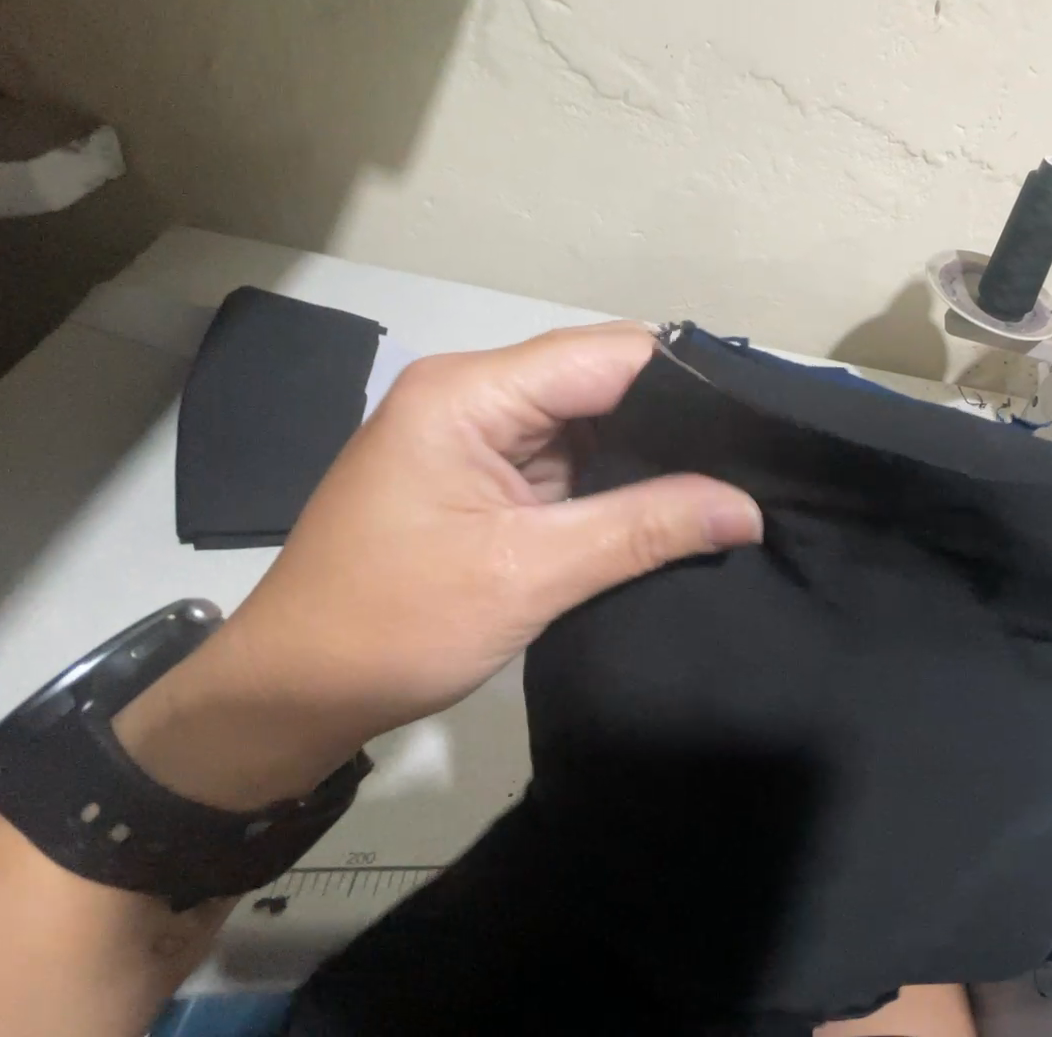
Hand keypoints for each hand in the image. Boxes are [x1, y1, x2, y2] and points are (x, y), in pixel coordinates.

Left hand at [115, 324, 762, 808]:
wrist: (292, 696)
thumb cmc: (393, 627)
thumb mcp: (530, 573)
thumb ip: (645, 529)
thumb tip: (749, 508)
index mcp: (472, 393)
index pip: (610, 356)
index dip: (690, 384)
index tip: (760, 427)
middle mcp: (479, 396)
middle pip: (607, 381)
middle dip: (683, 420)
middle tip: (758, 463)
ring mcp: (485, 436)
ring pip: (599, 423)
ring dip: (660, 454)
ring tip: (735, 484)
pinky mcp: (493, 477)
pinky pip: (580, 460)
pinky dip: (628, 482)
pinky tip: (679, 506)